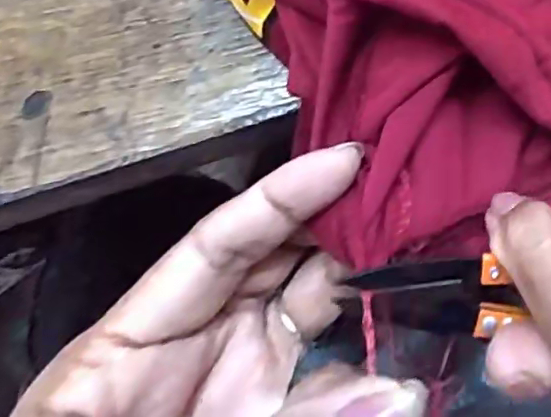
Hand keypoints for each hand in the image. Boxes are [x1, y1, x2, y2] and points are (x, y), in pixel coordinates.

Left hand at [13, 144, 425, 416]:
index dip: (284, 194)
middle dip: (339, 212)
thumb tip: (403, 393)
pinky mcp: (273, 401)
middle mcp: (197, 339)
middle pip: (276, 252)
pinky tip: (409, 320)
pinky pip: (331, 356)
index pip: (216, 242)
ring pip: (313, 292)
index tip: (350, 158)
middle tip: (401, 182)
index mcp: (131, 345)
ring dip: (365, 263)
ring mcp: (239, 371)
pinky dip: (371, 339)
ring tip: (419, 230)